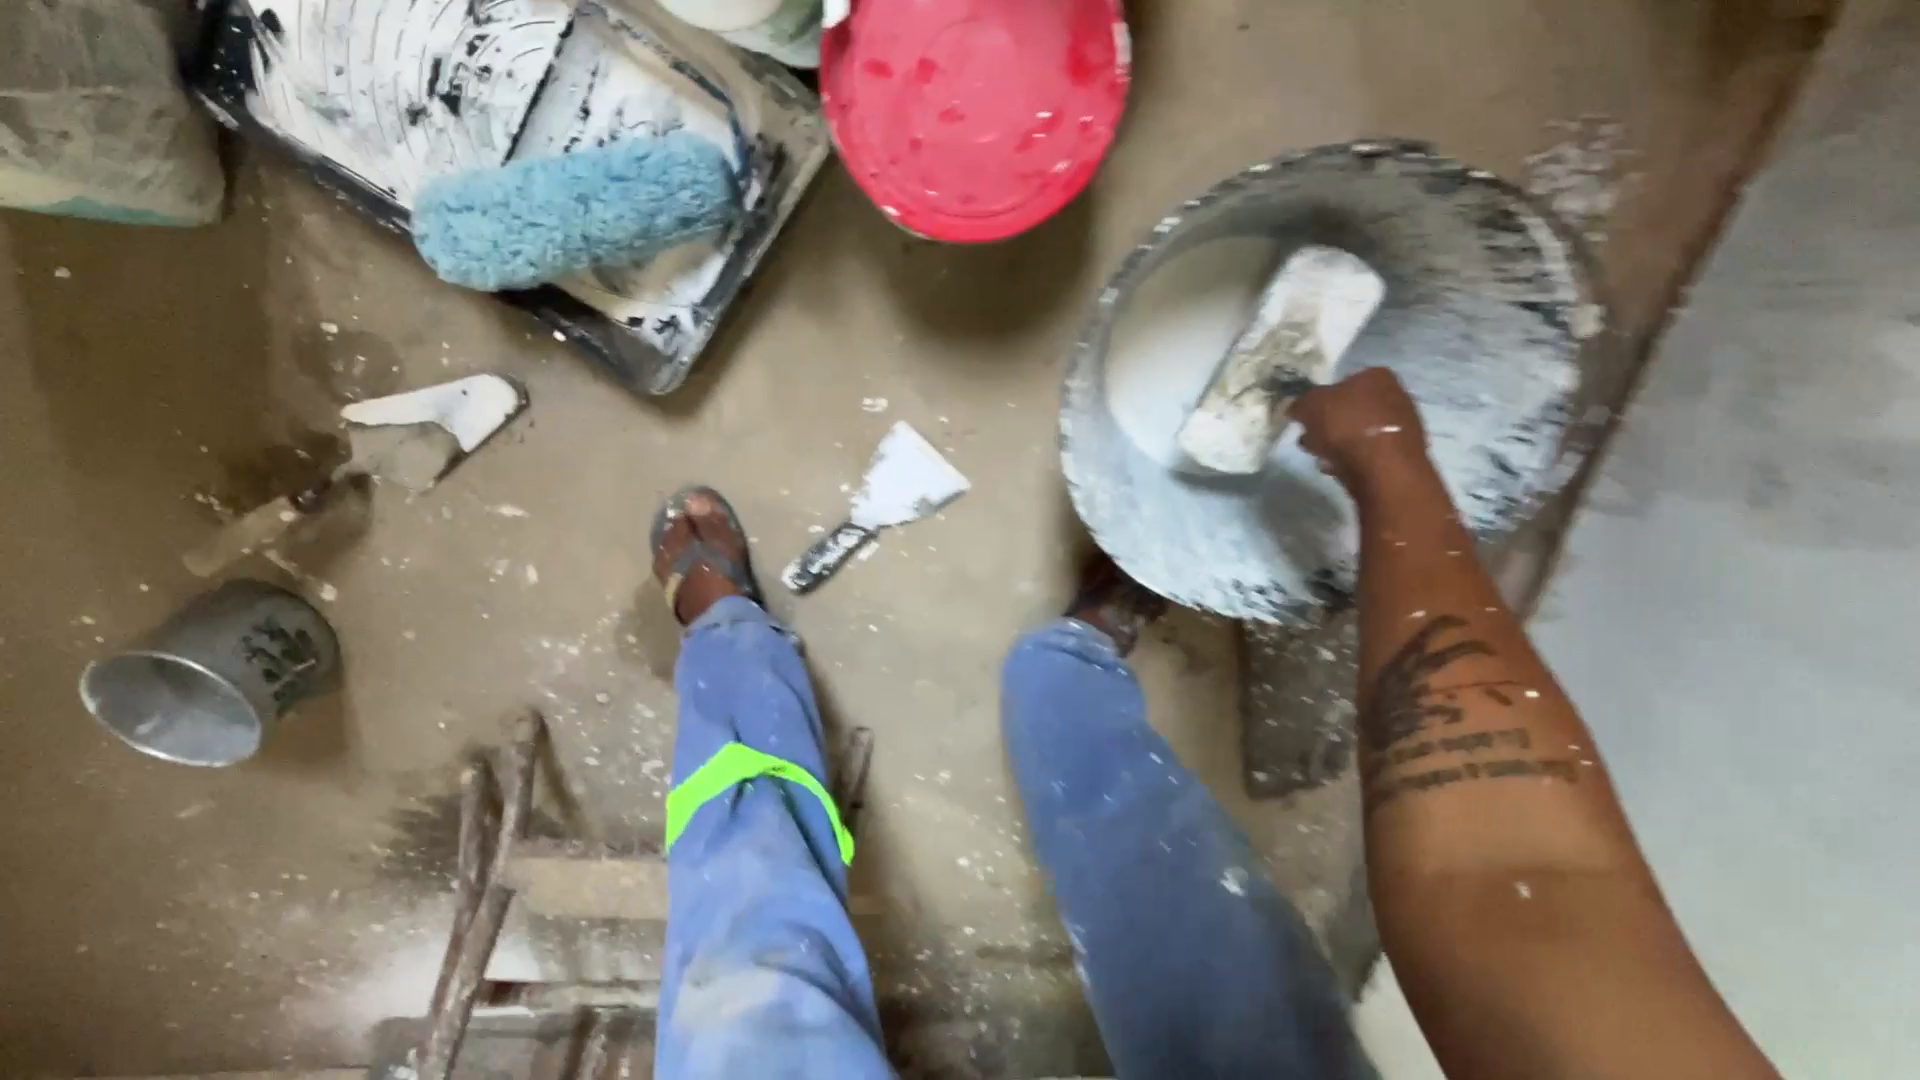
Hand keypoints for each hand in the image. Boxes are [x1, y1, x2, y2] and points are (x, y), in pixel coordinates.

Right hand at [1292, 368, 1428, 492]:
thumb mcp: (1309, 406)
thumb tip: (1296, 407)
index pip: (1342, 382)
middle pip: (1351, 409)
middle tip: (1310, 438)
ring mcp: (1402, 424)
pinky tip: (1338, 467)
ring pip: (1358, 431)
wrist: (1382, 468)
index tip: (1307, 417)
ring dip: (1337, 442)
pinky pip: (1368, 451)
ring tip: (1321, 457)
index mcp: (1376, 376)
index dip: (1321, 400)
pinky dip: (1352, 457)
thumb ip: (1300, 403)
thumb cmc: (1346, 427)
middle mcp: (1395, 394)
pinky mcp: (1402, 451)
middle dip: (1329, 423)